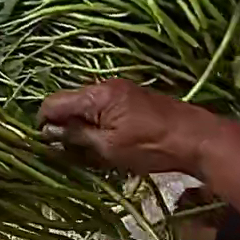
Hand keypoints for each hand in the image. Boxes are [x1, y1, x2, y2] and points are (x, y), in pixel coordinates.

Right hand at [38, 80, 239, 177]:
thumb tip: (50, 132)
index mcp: (96, 95)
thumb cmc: (152, 146)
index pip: (54, 102)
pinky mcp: (133, 100)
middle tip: (65, 154)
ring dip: (82, 129)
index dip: (43, 123)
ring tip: (87, 153)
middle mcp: (105, 86)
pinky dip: (98, 126)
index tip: (42, 145)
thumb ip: (77, 137)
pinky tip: (105, 145)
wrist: (196, 139)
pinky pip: (104, 111)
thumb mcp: (108, 148)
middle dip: (63, 127)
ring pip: (87, 109)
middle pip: (70, 104)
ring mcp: (121, 92)